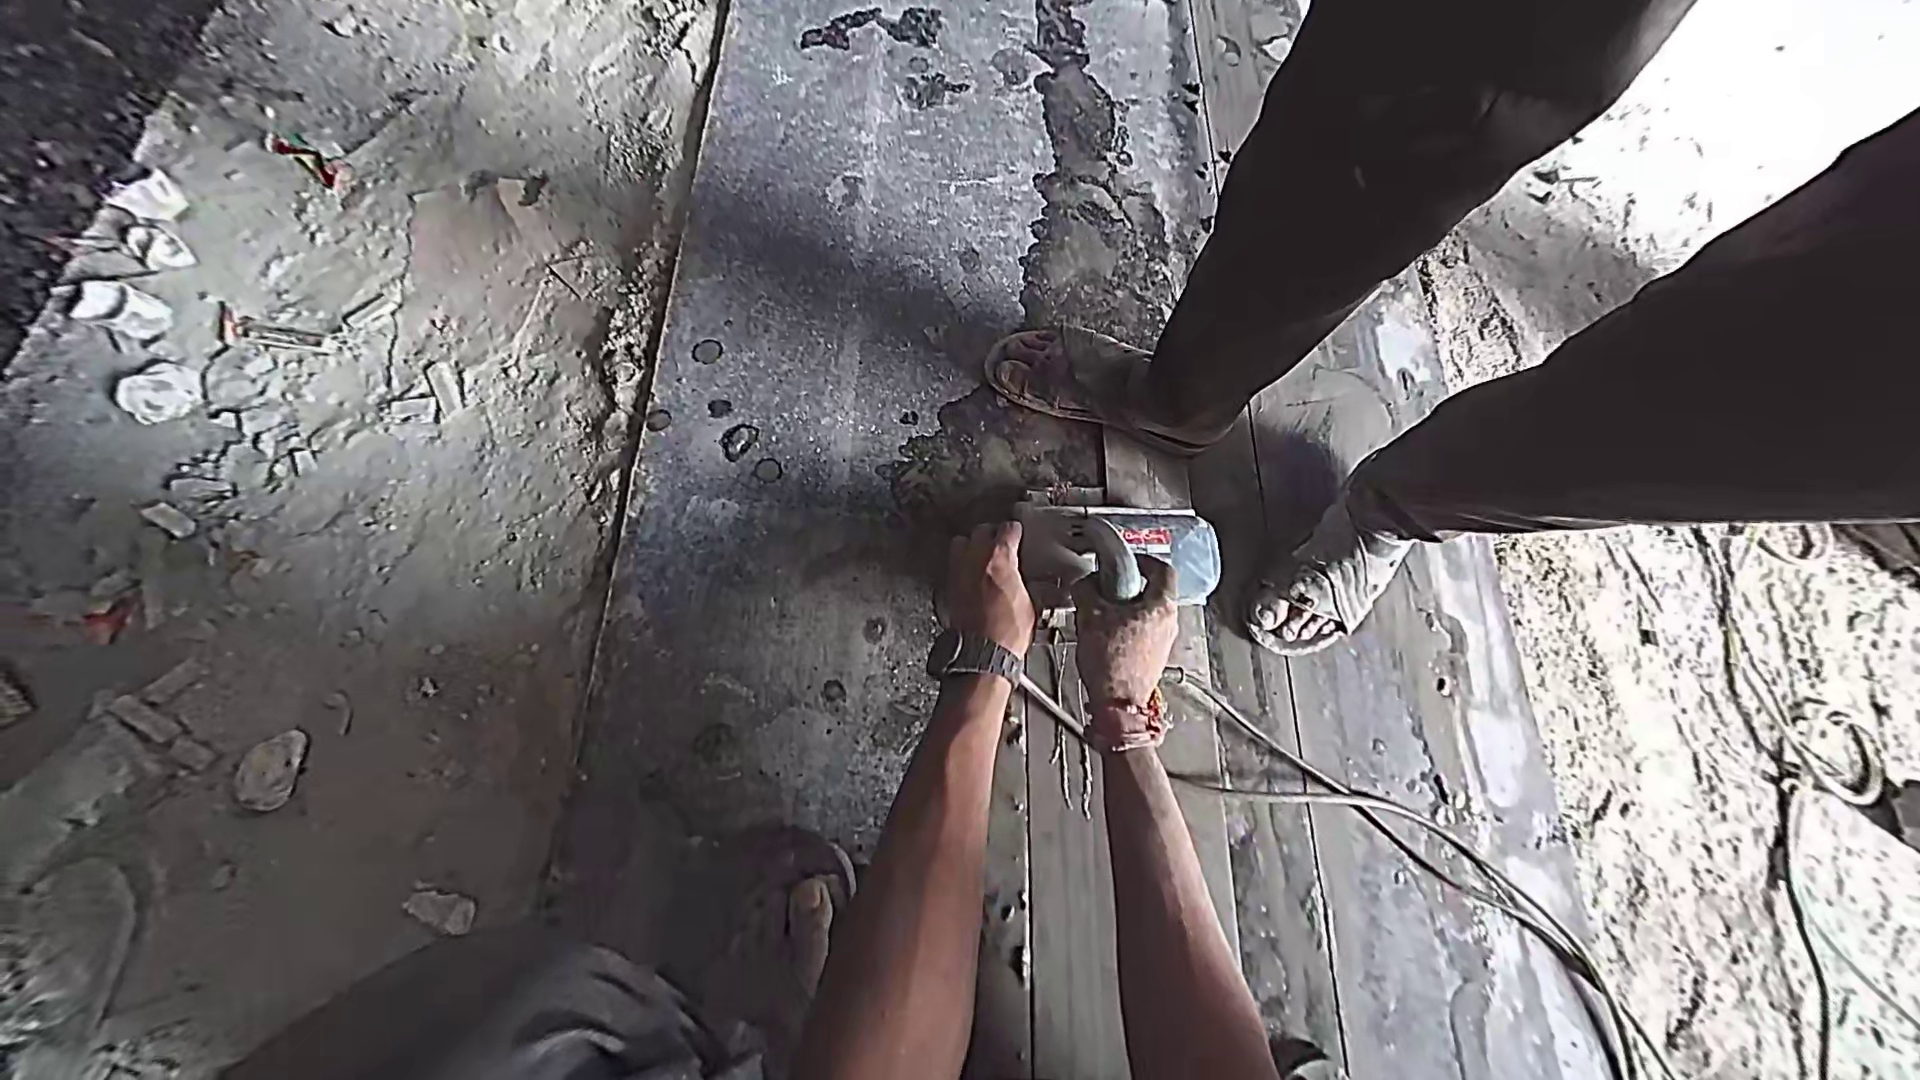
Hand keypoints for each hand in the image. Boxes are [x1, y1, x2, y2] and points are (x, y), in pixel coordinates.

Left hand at [947, 521, 1035, 655]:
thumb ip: (1029, 585)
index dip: (1015, 531)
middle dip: (992, 535)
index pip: (1008, 528)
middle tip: (1001, 544)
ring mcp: (958, 571)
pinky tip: (972, 575)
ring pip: (961, 542)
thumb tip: (1033, 583)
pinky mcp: (948, 586)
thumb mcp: (1031, 604)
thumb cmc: (1005, 633)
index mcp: (1000, 557)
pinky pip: (954, 564)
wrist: (981, 654)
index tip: (1017, 534)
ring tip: (982, 555)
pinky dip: (962, 565)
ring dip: (972, 545)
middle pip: (981, 530)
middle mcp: (975, 558)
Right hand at [1072, 556, 1177, 710]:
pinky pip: (1143, 630)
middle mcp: (1169, 623)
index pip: (1163, 569)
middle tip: (1109, 585)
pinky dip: (1127, 625)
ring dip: (1126, 606)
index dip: (1143, 560)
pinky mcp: (1154, 656)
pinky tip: (1105, 632)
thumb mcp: (1090, 615)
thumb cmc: (1111, 665)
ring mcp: (1164, 641)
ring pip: (1148, 611)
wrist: (1117, 705)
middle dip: (1130, 585)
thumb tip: (1086, 582)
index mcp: (1161, 607)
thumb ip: (1087, 589)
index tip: (1127, 560)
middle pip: (1155, 590)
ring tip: (1102, 611)